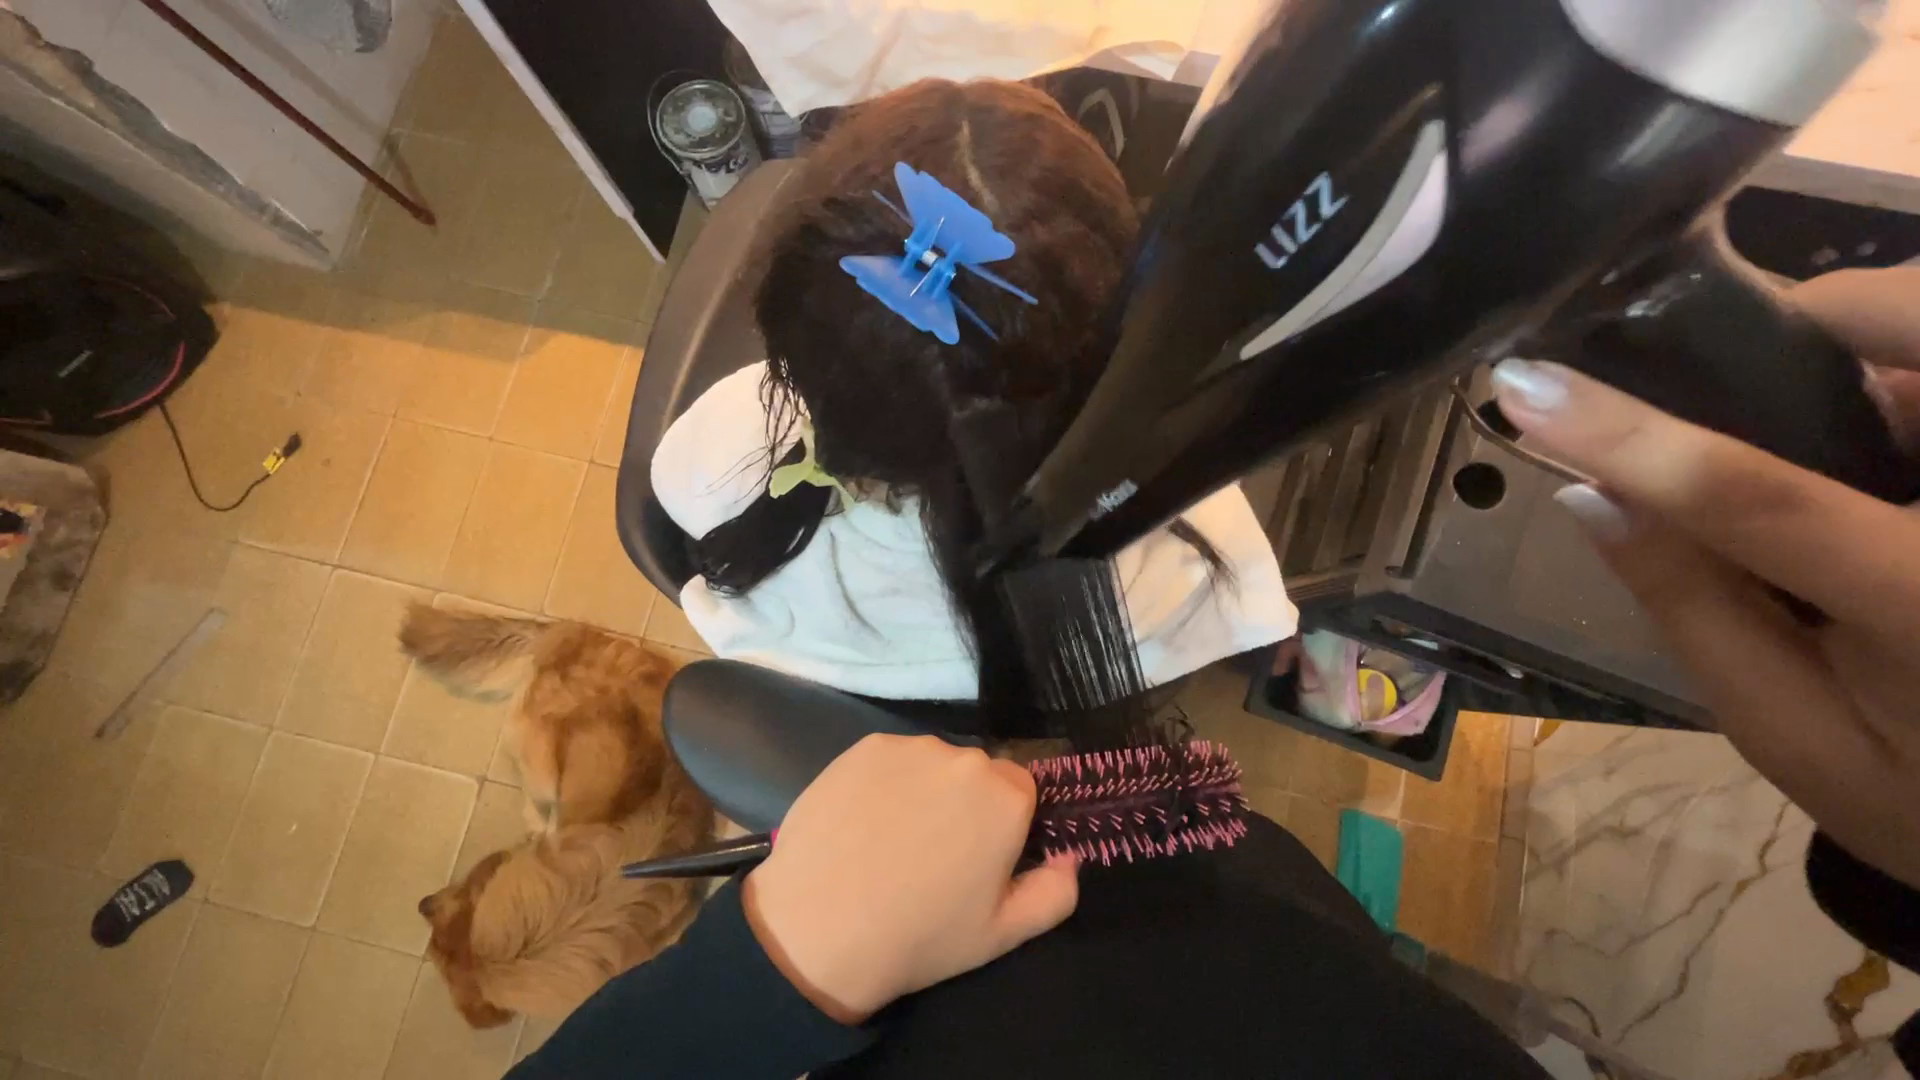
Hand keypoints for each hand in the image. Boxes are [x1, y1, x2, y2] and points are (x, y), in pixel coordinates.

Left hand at [741, 735, 1078, 1023]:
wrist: (818, 929)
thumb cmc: (921, 935)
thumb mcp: (1003, 934)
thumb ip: (1057, 892)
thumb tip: (1069, 856)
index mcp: (1005, 796)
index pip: (1022, 789)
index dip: (1004, 822)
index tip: (978, 855)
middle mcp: (962, 757)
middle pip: (977, 773)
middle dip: (965, 803)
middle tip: (933, 853)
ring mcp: (909, 747)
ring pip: (933, 763)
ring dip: (924, 790)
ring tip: (892, 839)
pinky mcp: (863, 746)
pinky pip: (891, 759)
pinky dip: (885, 783)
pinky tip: (863, 822)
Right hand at [1489, 267, 1919, 889]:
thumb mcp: (1785, 728)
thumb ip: (1690, 607)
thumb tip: (1590, 495)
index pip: (1750, 499)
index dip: (1627, 434)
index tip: (1525, 383)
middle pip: (1906, 356)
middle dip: (1818, 331)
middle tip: (1745, 375)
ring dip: (1866, 361)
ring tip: (1818, 437)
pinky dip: (1897, 388)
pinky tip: (1869, 457)